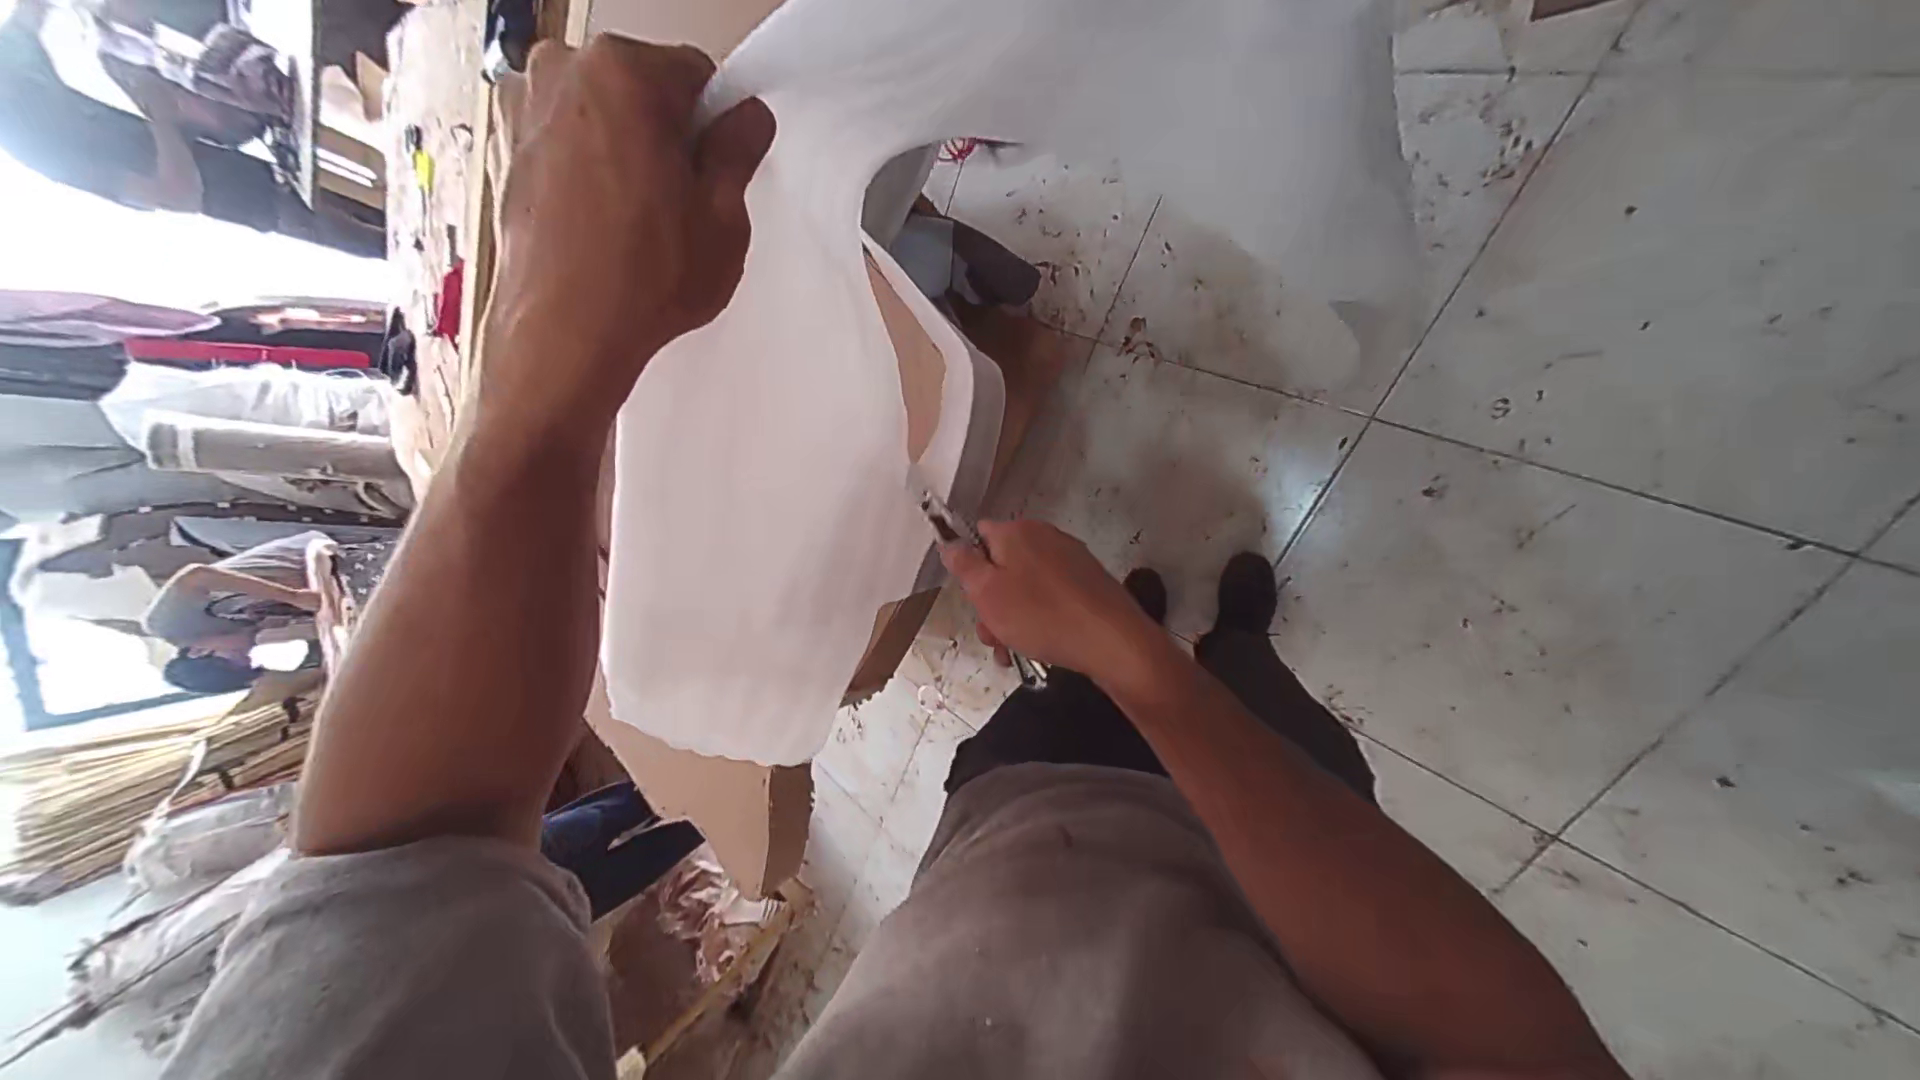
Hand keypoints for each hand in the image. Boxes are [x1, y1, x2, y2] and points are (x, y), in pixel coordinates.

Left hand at [481, 36, 774, 444]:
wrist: (567, 331)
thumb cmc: (640, 279)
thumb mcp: (722, 218)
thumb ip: (737, 152)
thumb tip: (746, 120)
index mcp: (625, 74)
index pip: (697, 75)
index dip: (720, 124)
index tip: (725, 163)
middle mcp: (564, 74)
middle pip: (646, 92)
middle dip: (674, 139)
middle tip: (690, 204)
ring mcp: (528, 111)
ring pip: (608, 119)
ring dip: (635, 157)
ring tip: (650, 223)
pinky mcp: (512, 152)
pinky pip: (575, 147)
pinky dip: (598, 174)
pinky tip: (615, 227)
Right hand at [939, 519, 1167, 686]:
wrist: (1111, 641)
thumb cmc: (1042, 616)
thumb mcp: (987, 593)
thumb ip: (963, 564)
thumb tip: (950, 543)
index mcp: (1017, 532)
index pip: (977, 537)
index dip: (968, 569)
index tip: (972, 599)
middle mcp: (1045, 537)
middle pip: (1002, 566)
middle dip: (991, 603)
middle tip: (993, 634)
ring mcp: (1070, 559)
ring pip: (1025, 586)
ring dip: (1012, 617)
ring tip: (1014, 650)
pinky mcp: (1088, 582)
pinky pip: (1050, 597)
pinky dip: (1040, 618)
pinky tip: (1040, 645)